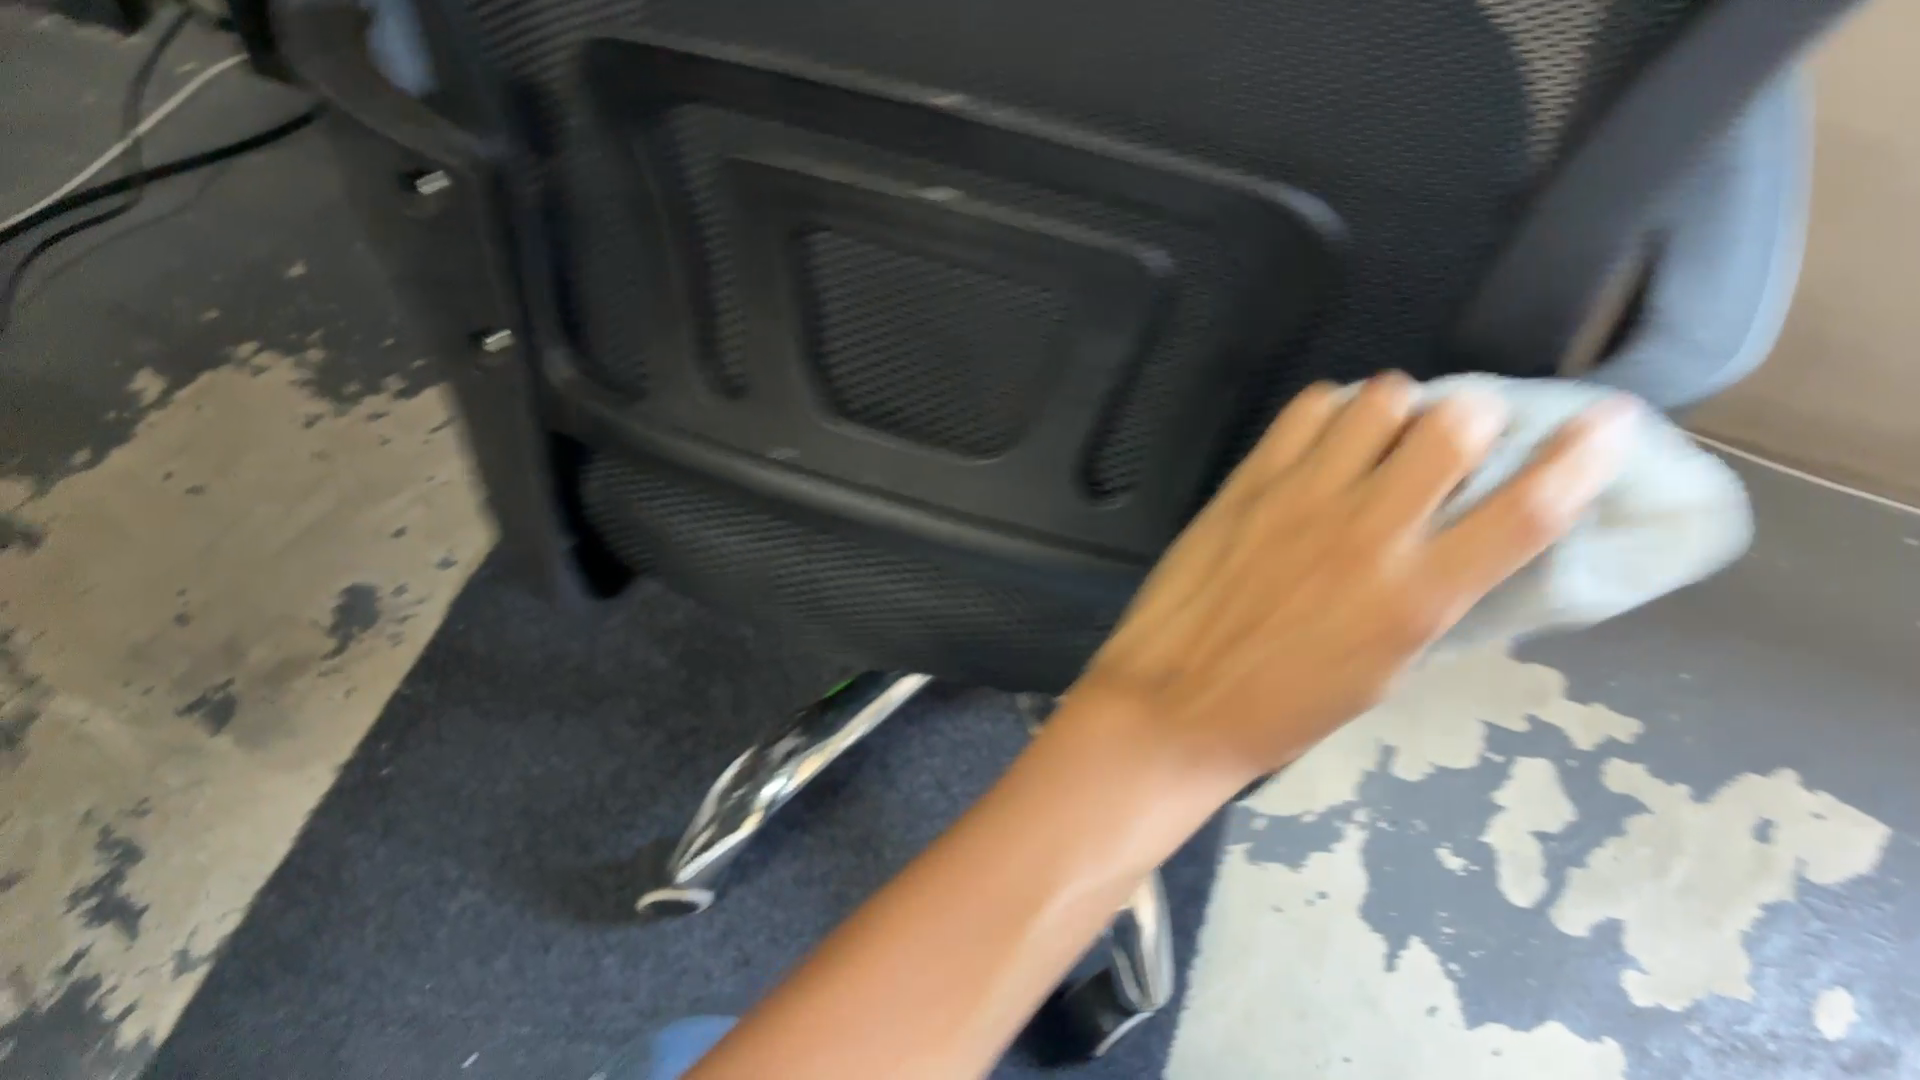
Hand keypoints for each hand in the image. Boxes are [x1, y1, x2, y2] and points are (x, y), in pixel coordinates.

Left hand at [1071, 372, 1635, 785]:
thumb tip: (1464, 540)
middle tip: (1452, 438)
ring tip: (1380, 438)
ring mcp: (1303, 497)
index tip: (1611, 418)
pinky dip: (1329, 413)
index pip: (1528, 508)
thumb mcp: (1386, 667)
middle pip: (1453, 423)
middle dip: (1469, 417)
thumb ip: (1432, 596)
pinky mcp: (1248, 482)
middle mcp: (1370, 530)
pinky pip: (1306, 410)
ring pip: (1380, 400)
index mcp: (1418, 595)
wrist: (1176, 703)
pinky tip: (1323, 441)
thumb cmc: (1285, 707)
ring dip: (1397, 410)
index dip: (1582, 455)